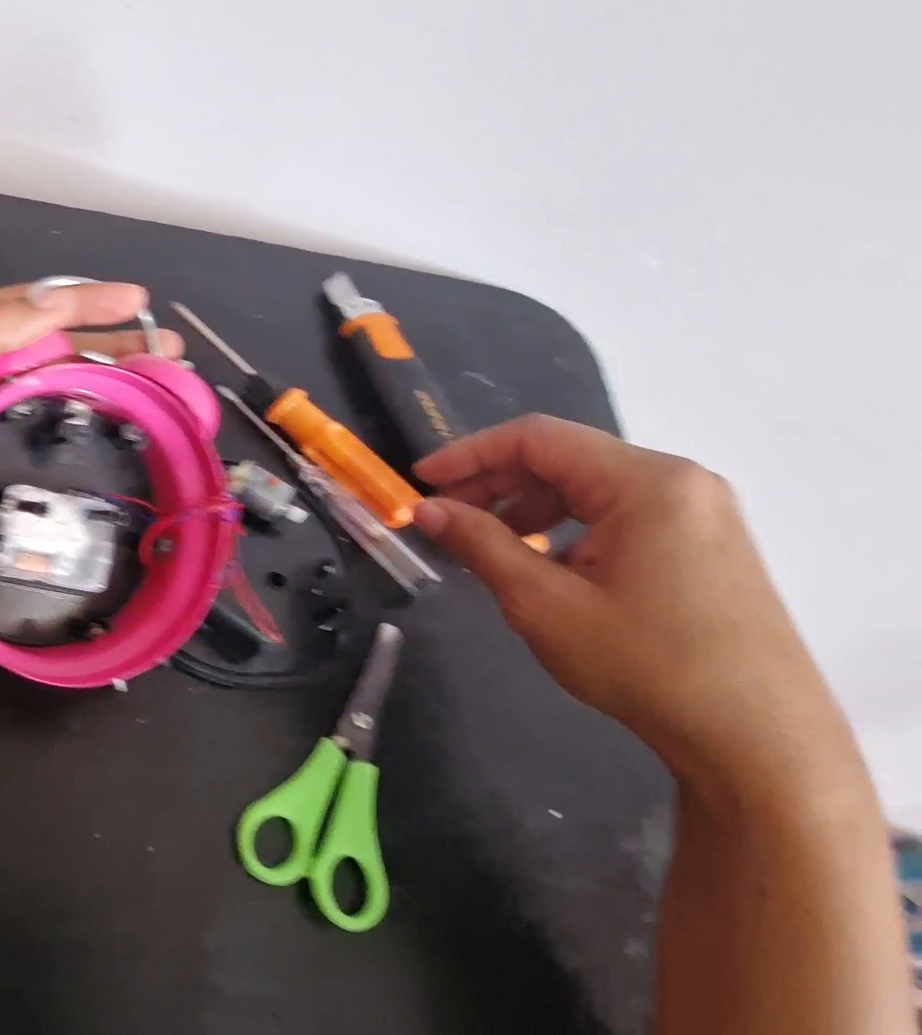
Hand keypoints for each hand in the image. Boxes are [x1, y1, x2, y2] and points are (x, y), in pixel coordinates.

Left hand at [0, 281, 178, 562]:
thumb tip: (53, 301)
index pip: (32, 305)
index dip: (86, 300)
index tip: (137, 300)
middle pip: (52, 344)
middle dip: (109, 343)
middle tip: (166, 351)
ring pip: (53, 384)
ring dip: (102, 382)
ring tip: (154, 388)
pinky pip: (40, 423)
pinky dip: (76, 421)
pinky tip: (106, 429)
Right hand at [411, 415, 859, 800]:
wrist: (757, 739)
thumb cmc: (643, 662)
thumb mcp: (542, 603)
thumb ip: (479, 544)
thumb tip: (425, 509)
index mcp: (646, 482)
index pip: (537, 439)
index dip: (468, 454)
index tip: (419, 482)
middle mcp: (678, 482)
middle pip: (563, 458)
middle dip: (494, 484)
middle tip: (442, 519)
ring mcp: (697, 512)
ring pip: (587, 487)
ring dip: (527, 507)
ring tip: (485, 547)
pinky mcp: (702, 543)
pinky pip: (616, 514)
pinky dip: (566, 527)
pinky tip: (542, 566)